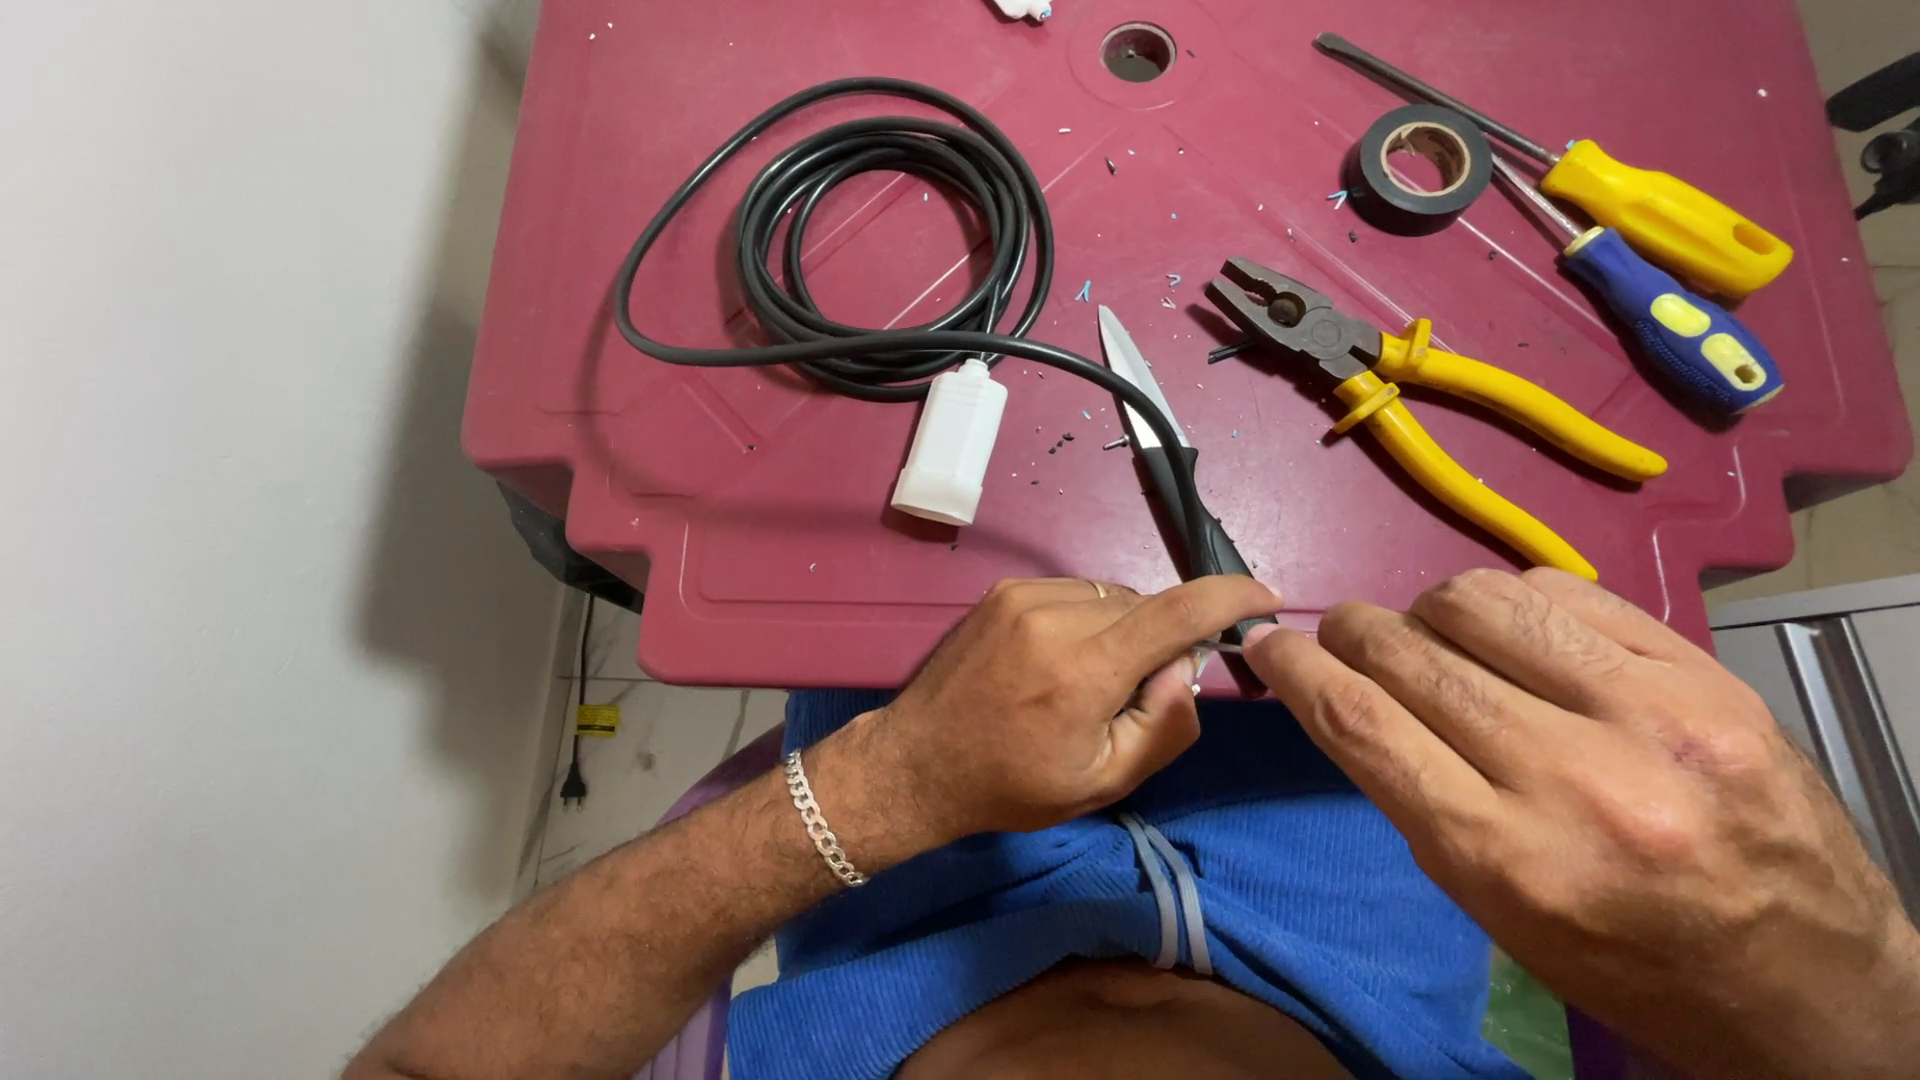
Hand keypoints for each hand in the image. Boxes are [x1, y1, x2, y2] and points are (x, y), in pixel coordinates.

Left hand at [816, 575, 1282, 856]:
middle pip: (1145, 606)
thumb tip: (1186, 664)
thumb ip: (1165, 723)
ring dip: (1123, 628)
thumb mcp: (1104, 780)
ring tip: (1088, 678)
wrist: (919, 761)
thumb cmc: (1012, 784)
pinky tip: (1060, 659)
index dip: (1232, 597)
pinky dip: (1089, 618)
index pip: (1178, 611)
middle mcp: (1055, 613)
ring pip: (1111, 596)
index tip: (1266, 597)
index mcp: (1084, 667)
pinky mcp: (1004, 590)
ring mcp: (1024, 595)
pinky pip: (1075, 592)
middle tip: (1136, 690)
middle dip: (1162, 638)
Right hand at [1242, 568, 1919, 1079]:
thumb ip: (1404, 780)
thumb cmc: (1611, 954)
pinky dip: (1508, 605)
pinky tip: (1516, 639)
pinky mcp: (1710, 676)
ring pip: (1476, 598)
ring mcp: (1657, 717)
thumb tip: (1339, 681)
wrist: (1811, 990)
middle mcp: (1579, 777)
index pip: (1360, 720)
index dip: (1294, 667)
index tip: (1266, 644)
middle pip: (1407, 652)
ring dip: (1426, 612)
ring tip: (1436, 641)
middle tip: (1342, 637)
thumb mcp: (1480, 895)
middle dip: (1349, 631)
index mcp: (1505, 854)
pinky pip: (1557, 589)